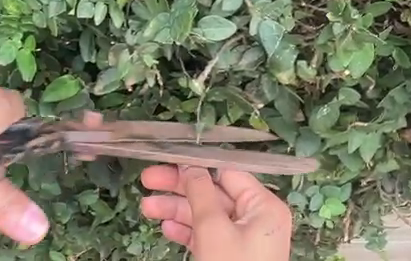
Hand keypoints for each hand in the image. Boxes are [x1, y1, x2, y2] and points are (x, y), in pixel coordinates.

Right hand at [139, 165, 292, 260]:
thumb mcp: (213, 228)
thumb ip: (199, 191)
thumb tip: (189, 164)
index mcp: (263, 206)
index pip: (226, 172)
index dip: (195, 164)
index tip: (167, 159)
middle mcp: (257, 219)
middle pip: (213, 193)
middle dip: (179, 188)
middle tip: (147, 180)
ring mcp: (245, 241)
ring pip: (206, 215)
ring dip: (176, 210)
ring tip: (147, 208)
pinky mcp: (232, 257)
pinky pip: (208, 236)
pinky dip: (187, 231)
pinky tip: (165, 227)